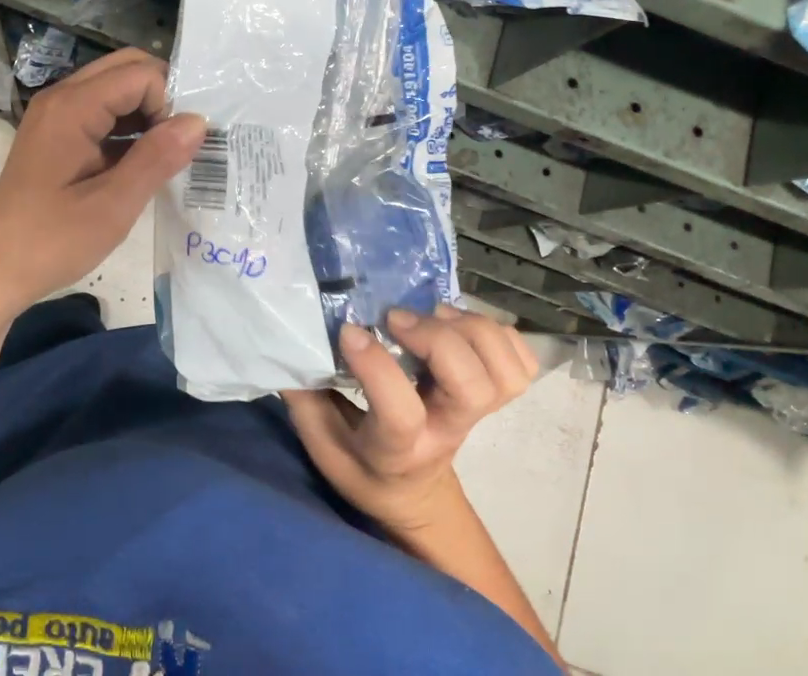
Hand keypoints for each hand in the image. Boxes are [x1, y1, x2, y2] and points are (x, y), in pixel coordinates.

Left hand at [0, 49, 204, 312]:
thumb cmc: (52, 241)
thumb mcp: (113, 205)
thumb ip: (156, 158)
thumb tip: (198, 122)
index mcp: (72, 108)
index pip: (140, 74)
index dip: (166, 105)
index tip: (172, 151)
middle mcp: (61, 99)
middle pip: (126, 69)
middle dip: (160, 100)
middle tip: (173, 148)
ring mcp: (55, 116)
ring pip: (115, 90)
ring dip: (145, 115)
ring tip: (162, 160)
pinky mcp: (56, 136)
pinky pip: (100, 113)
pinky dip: (126, 130)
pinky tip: (138, 167)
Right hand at [283, 304, 539, 534]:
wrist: (415, 494)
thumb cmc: (361, 467)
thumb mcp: (321, 443)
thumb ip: (305, 397)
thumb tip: (287, 342)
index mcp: (398, 449)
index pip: (400, 413)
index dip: (377, 368)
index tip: (349, 332)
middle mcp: (446, 430)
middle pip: (471, 387)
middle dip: (437, 340)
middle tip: (395, 319)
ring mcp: (477, 416)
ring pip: (504, 373)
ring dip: (470, 329)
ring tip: (431, 314)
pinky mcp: (494, 398)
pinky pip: (520, 363)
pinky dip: (497, 333)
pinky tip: (458, 323)